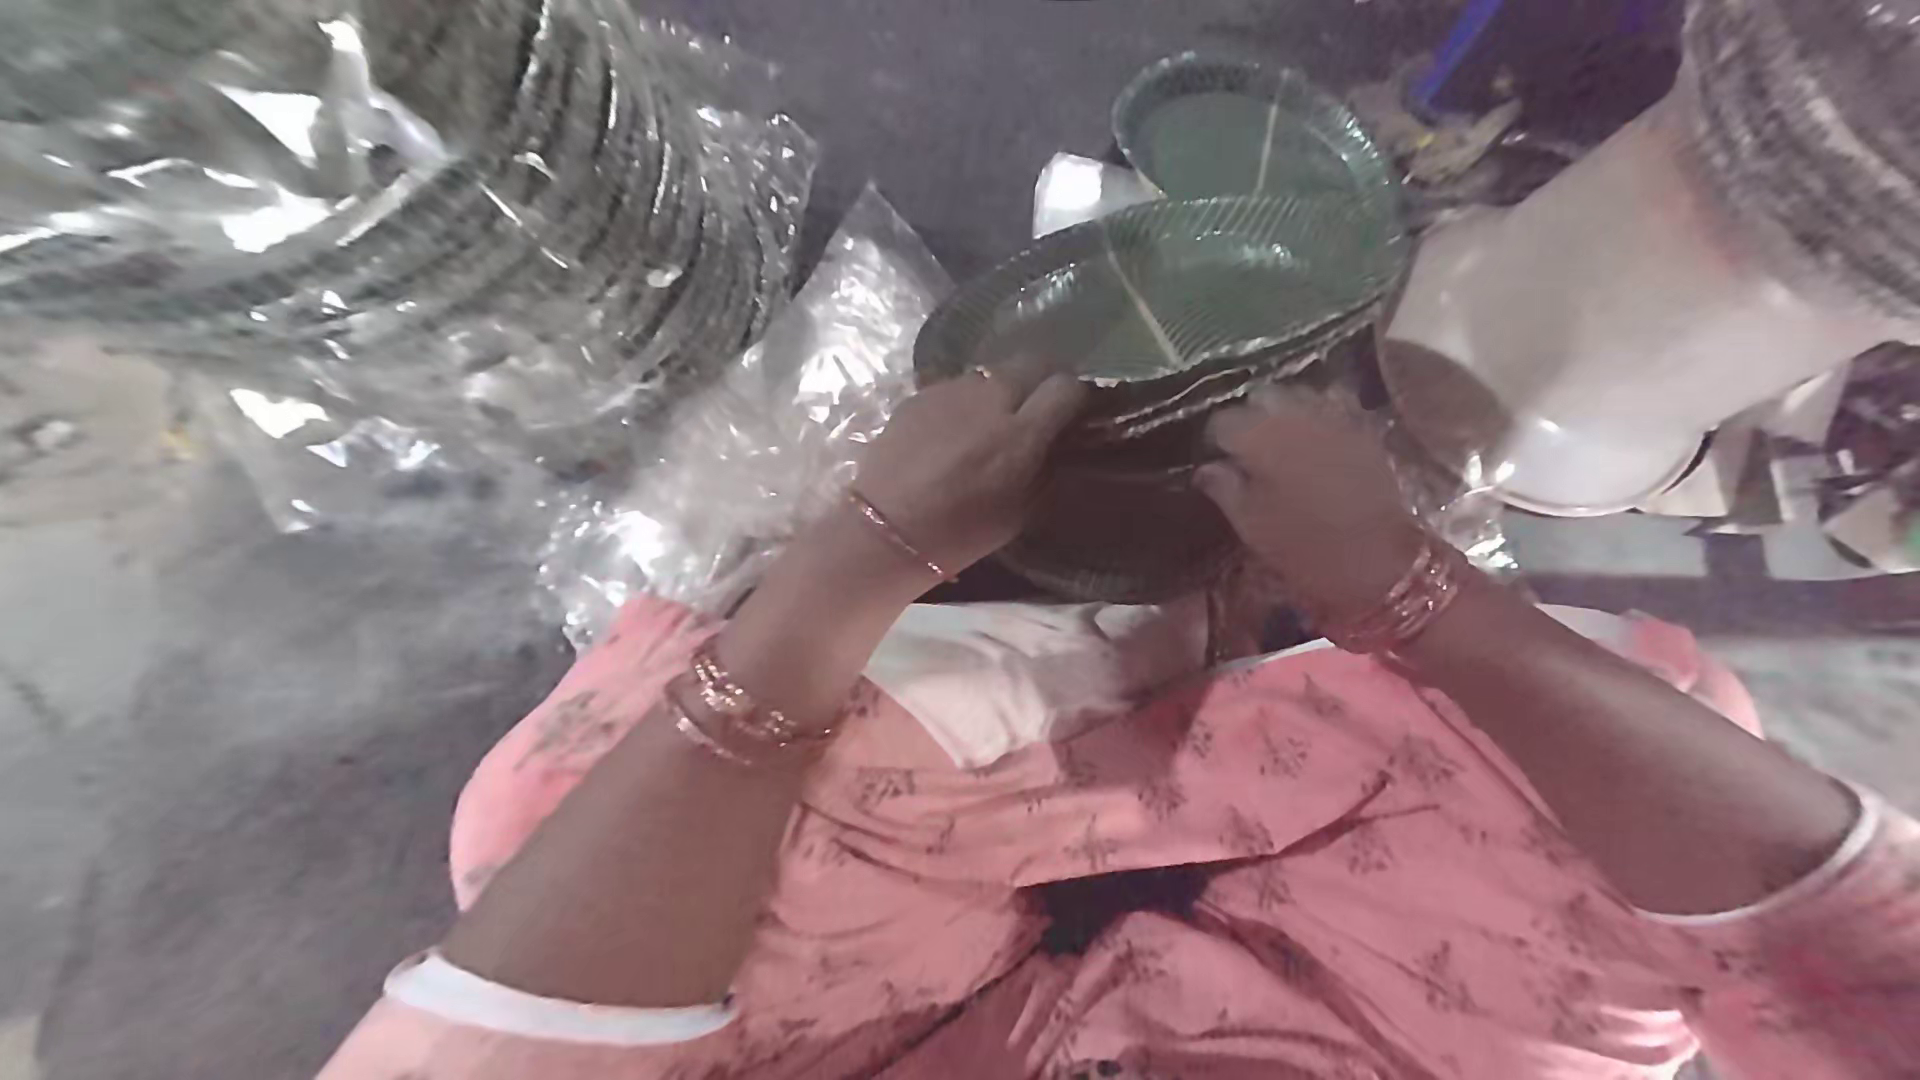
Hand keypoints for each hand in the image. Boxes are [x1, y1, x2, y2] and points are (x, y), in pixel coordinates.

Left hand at [849, 367, 1088, 580]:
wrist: (887, 530)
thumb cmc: (959, 533)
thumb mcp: (1020, 511)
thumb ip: (1043, 467)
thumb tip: (1053, 442)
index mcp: (1020, 434)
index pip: (1067, 388)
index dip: (1076, 398)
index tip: (1073, 413)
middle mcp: (989, 399)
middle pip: (1032, 362)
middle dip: (1043, 380)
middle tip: (1038, 407)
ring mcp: (950, 391)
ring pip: (992, 372)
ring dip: (1001, 390)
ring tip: (990, 421)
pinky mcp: (919, 393)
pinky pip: (957, 386)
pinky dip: (966, 401)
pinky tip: (953, 430)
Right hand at [1196, 385, 1423, 623]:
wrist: (1377, 560)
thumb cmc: (1300, 546)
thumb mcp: (1249, 523)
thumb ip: (1223, 488)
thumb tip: (1206, 468)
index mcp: (1259, 439)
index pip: (1222, 421)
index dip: (1214, 439)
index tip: (1215, 456)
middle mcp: (1296, 417)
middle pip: (1261, 397)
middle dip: (1249, 416)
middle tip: (1244, 445)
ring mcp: (1334, 419)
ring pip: (1299, 394)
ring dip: (1284, 411)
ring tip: (1278, 436)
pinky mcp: (1363, 430)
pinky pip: (1332, 405)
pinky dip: (1317, 415)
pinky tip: (1312, 437)